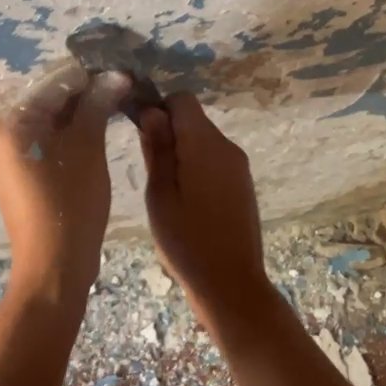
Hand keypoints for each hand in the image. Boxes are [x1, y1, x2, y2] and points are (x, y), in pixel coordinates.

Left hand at [0, 63, 130, 302]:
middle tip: (126, 89)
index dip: (91, 75)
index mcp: (11, 121)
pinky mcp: (23, 171)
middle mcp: (3, 132)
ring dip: (83, 113)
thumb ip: (98, 104)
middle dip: (88, 93)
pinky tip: (100, 131)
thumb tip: (117, 74)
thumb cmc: (70, 202)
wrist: (54, 267)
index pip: (55, 82)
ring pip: (52, 120)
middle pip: (51, 99)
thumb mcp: (88, 147)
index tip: (125, 73)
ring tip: (118, 107)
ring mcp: (10, 154)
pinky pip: (49, 140)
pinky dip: (73, 134)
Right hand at [136, 93, 272, 318]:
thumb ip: (157, 148)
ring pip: (203, 140)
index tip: (142, 136)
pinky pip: (214, 159)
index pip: (182, 99)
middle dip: (169, 132)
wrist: (231, 285)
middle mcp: (227, 147)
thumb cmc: (186, 241)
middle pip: (193, 119)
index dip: (158, 109)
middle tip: (150, 171)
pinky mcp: (242, 184)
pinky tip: (186, 201)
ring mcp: (239, 166)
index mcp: (205, 144)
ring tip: (166, 190)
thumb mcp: (160, 194)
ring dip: (182, 151)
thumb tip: (151, 111)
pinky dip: (196, 166)